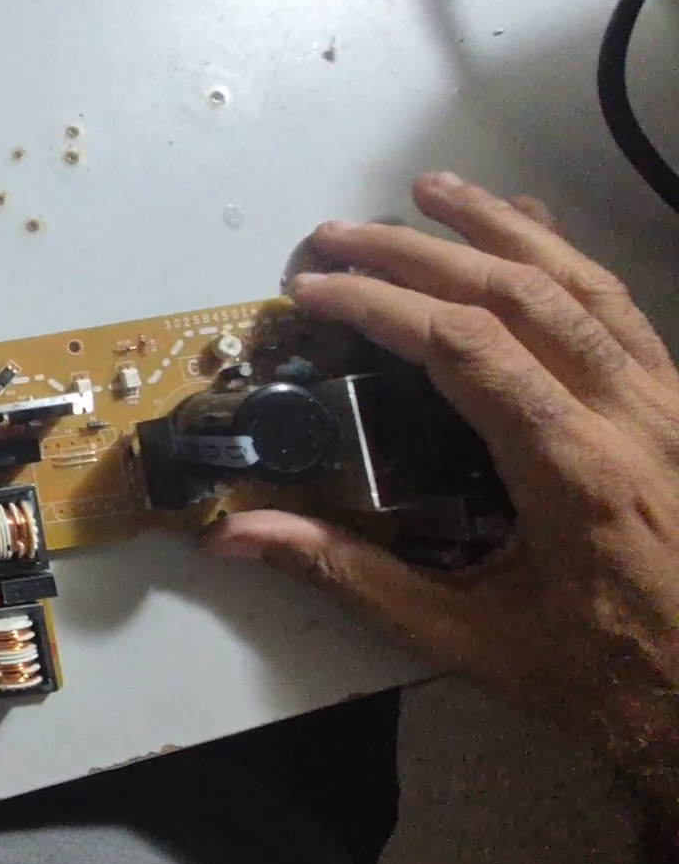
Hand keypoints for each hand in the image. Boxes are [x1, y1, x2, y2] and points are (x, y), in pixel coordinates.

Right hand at [206, 172, 678, 802]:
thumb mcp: (458, 634)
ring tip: (429, 191)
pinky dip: (562, 258)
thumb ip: (342, 574)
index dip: (380, 306)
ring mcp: (668, 405)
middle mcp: (635, 418)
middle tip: (333, 237)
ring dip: (497, 231)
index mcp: (574, 470)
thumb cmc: (600, 671)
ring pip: (583, 286)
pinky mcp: (673, 407)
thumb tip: (229, 536)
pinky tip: (525, 232)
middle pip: (520, 298)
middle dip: (416, 255)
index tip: (309, 292)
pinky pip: (617, 309)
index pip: (468, 350)